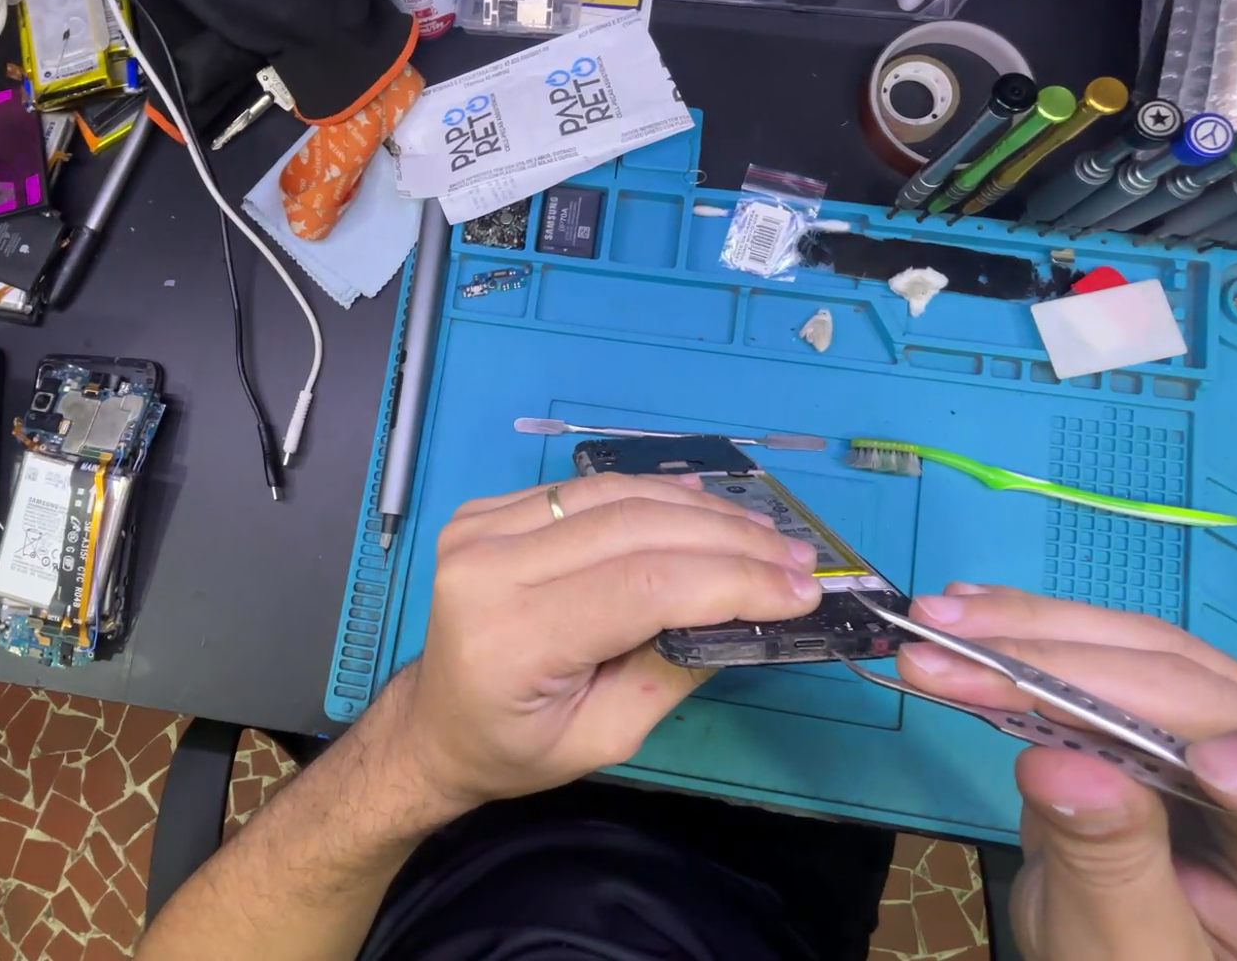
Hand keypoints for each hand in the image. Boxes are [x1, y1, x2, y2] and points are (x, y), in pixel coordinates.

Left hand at [388, 472, 820, 809]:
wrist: (436, 718)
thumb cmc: (516, 745)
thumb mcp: (604, 738)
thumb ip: (672, 670)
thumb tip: (745, 610)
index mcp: (510, 636)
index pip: (640, 587)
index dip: (730, 581)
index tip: (801, 590)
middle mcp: (487, 566)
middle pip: (630, 528)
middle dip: (727, 539)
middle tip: (795, 556)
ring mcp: (480, 527)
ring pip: (611, 494)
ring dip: (696, 509)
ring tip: (761, 532)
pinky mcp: (486, 510)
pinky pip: (584, 490)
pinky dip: (648, 493)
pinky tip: (698, 502)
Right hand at [897, 584, 1236, 960]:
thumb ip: (1112, 870)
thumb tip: (1059, 759)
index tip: (1220, 780)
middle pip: (1236, 699)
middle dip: (1081, 668)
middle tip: (955, 648)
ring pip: (1164, 658)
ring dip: (1038, 634)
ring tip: (942, 623)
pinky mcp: (1185, 722)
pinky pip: (1121, 662)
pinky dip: (1040, 637)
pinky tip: (979, 617)